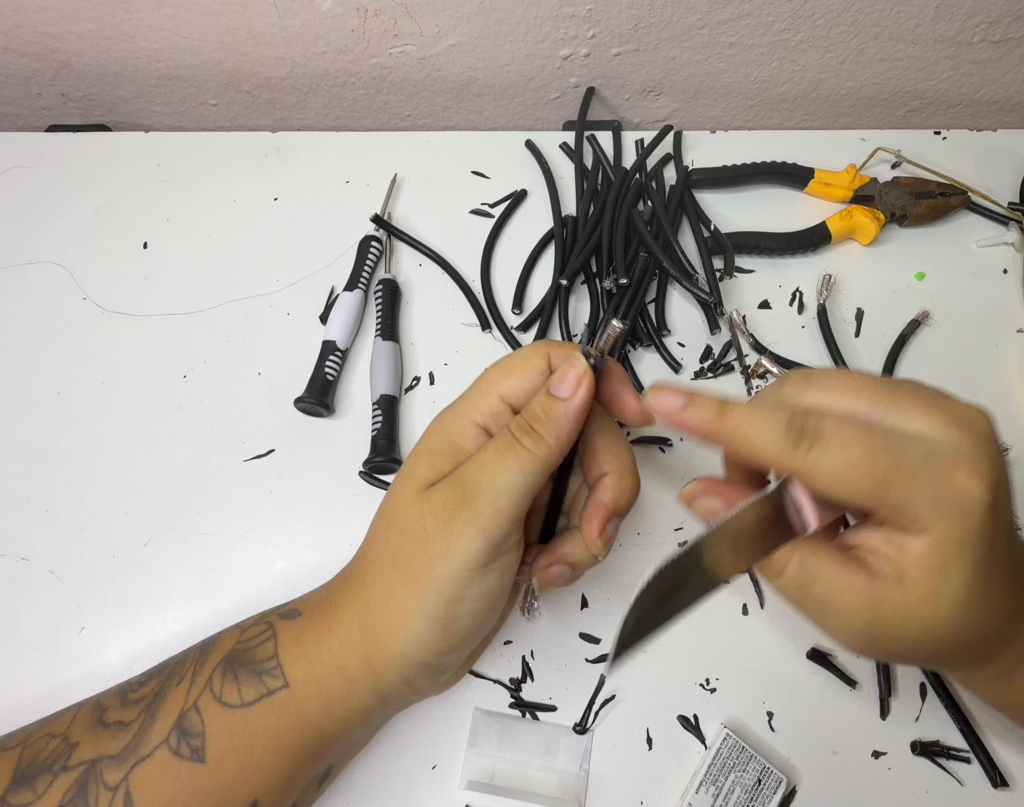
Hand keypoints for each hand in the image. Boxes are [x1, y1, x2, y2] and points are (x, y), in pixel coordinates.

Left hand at [334, 342, 648, 708]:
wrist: (388, 659)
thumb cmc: (419, 581)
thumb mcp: (478, 507)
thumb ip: (532, 438)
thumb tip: (581, 370)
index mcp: (480, 420)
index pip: (551, 364)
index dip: (599, 379)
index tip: (634, 419)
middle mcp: (502, 442)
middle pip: (585, 425)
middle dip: (603, 476)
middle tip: (593, 530)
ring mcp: (518, 484)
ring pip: (589, 474)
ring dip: (589, 523)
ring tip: (553, 565)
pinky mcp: (529, 523)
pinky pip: (579, 515)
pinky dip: (577, 546)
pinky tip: (544, 574)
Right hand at [648, 369, 1023, 675]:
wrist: (1000, 599)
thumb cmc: (924, 617)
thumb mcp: (842, 608)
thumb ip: (767, 546)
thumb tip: (697, 492)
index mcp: (938, 489)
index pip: (812, 441)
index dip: (731, 423)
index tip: (663, 398)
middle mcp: (947, 425)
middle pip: (805, 400)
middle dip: (753, 439)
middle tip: (749, 497)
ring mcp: (942, 401)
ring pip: (812, 385)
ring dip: (775, 429)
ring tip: (792, 492)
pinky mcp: (926, 393)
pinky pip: (832, 386)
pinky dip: (801, 422)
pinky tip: (820, 471)